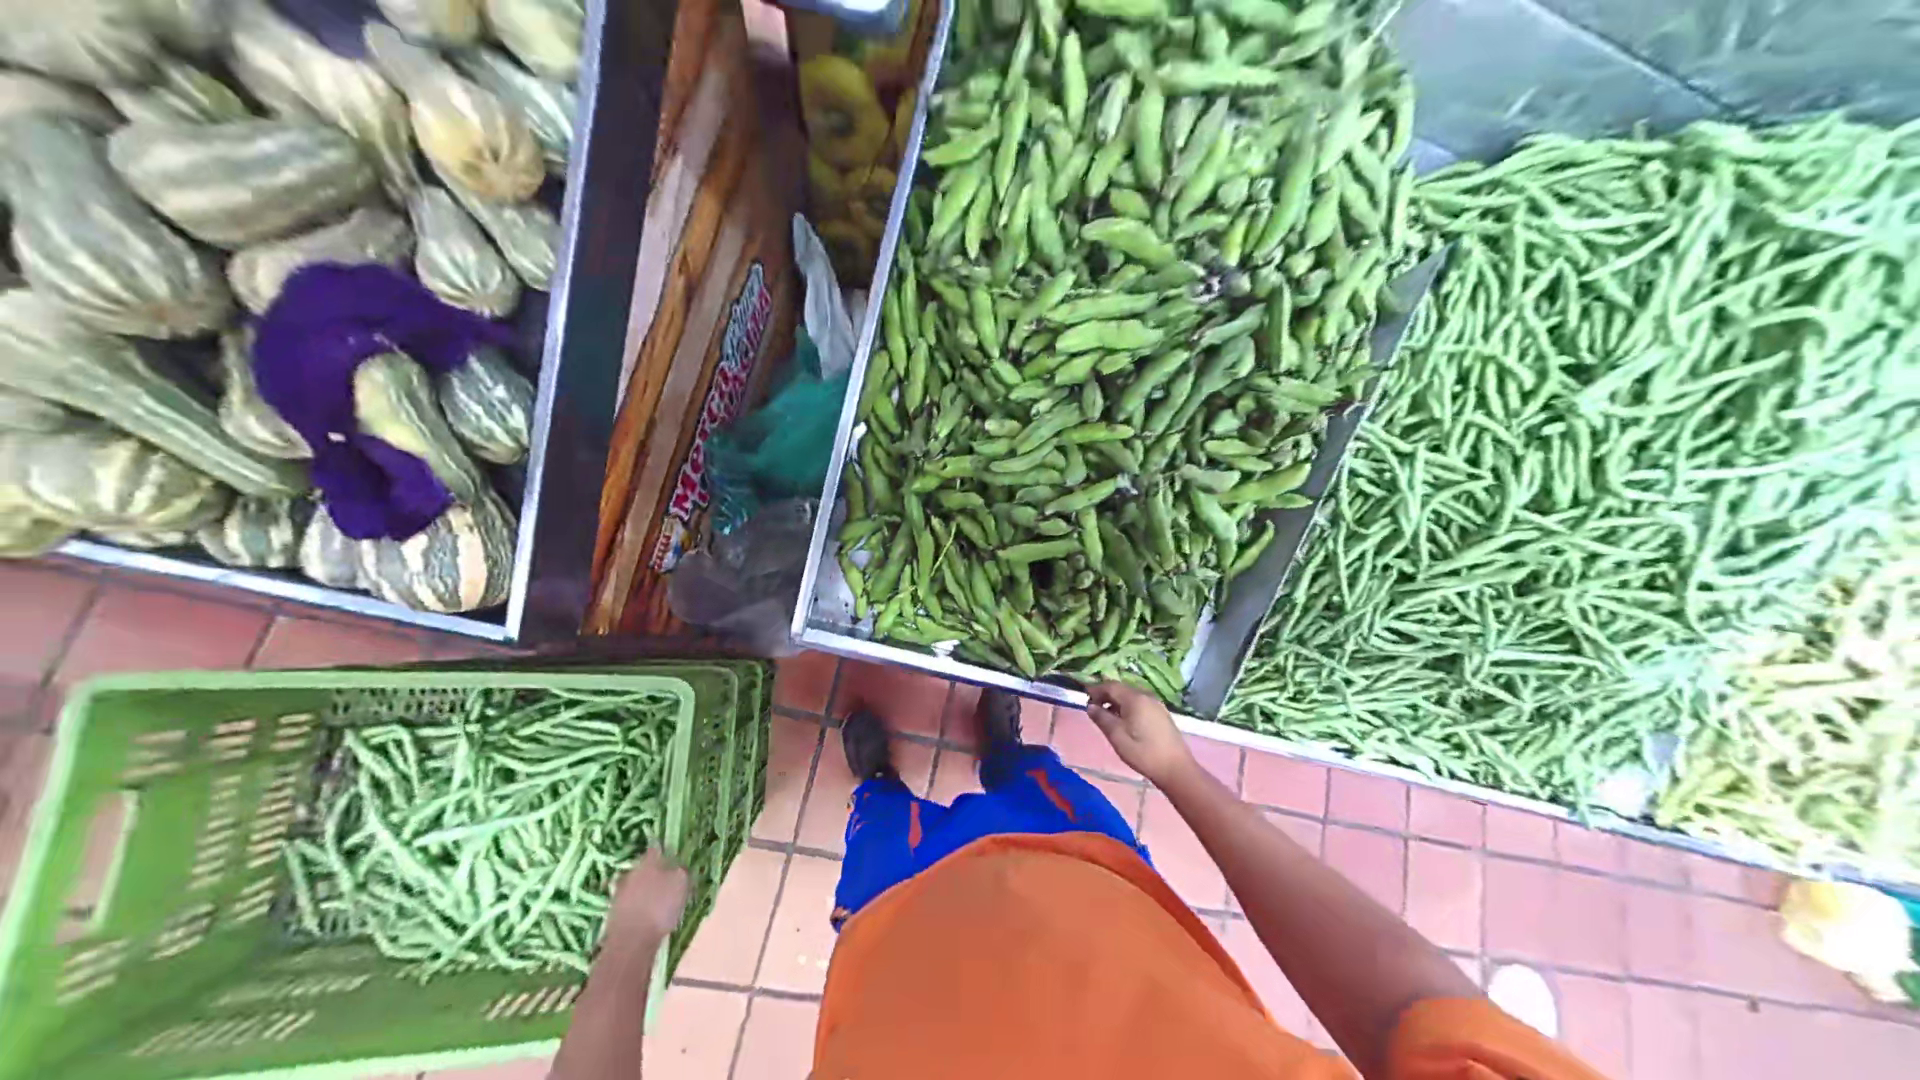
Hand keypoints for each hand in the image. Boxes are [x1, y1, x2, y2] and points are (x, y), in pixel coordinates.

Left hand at [608, 849, 688, 943]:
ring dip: (645, 890)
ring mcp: (619, 893)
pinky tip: (647, 916)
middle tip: (667, 881)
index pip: (656, 849)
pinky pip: (630, 903)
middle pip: (644, 868)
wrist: (631, 941)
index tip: (672, 857)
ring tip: (658, 902)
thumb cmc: (660, 907)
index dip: (664, 852)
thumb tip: (677, 866)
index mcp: (648, 862)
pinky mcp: (613, 912)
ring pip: (636, 886)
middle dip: (654, 873)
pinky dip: (638, 906)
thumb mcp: (681, 884)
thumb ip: (680, 871)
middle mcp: (631, 873)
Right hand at [1086, 681, 1194, 785]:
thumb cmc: (1143, 753)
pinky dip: (1128, 707)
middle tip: (1094, 709)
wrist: (1176, 769)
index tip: (1085, 699)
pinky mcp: (1161, 714)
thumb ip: (1102, 718)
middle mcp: (1146, 696)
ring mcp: (1156, 704)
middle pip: (1122, 689)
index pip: (1111, 685)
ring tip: (1107, 717)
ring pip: (1131, 697)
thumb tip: (1090, 706)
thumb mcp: (1117, 736)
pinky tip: (1125, 722)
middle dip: (1106, 695)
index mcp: (1135, 699)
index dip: (1096, 689)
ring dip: (1117, 702)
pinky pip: (1140, 704)